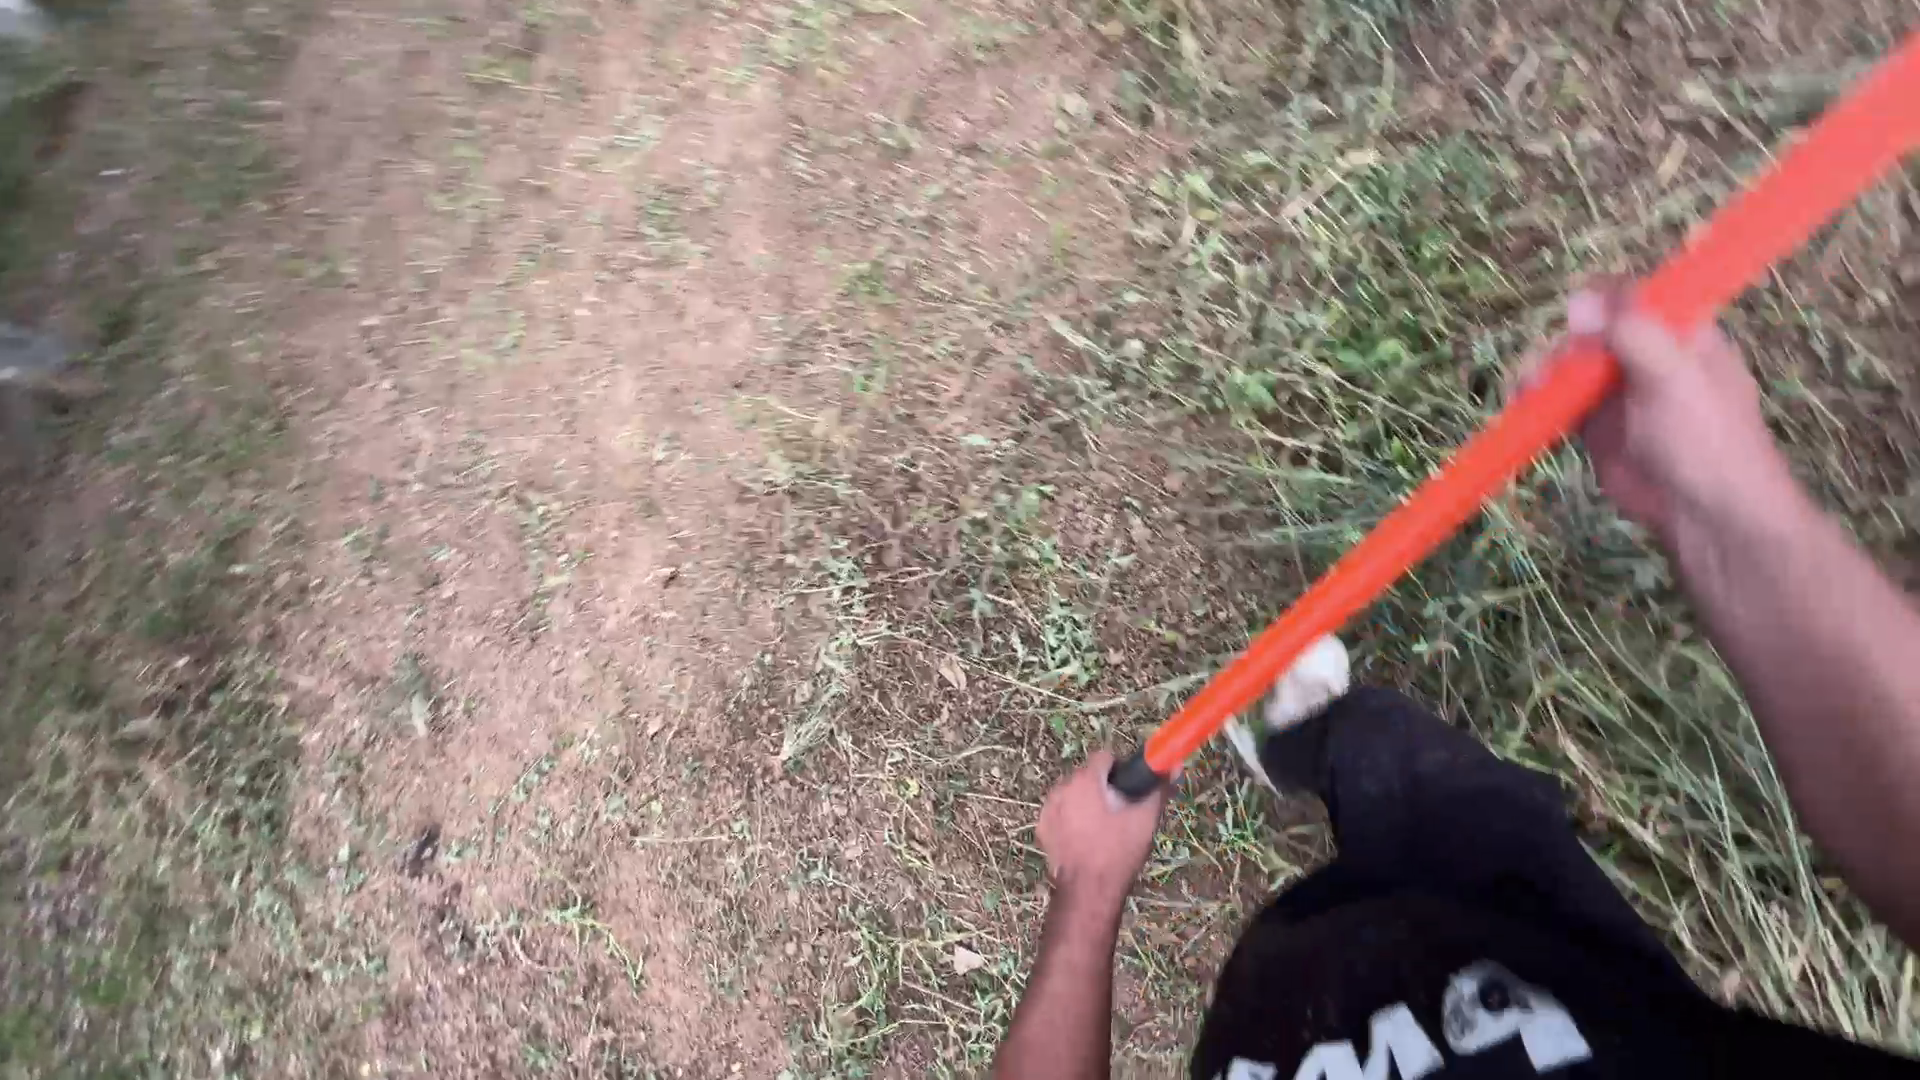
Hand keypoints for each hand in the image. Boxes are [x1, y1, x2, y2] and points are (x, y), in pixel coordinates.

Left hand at [1035, 752, 1169, 909]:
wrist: (1089, 889)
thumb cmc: (1118, 851)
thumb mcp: (1145, 820)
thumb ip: (1158, 789)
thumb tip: (1173, 766)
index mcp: (1086, 779)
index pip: (1104, 757)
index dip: (1120, 770)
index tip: (1128, 790)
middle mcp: (1063, 786)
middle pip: (1087, 776)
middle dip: (1102, 788)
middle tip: (1118, 813)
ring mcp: (1049, 807)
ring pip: (1073, 794)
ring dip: (1085, 803)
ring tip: (1102, 830)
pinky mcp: (1042, 826)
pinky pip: (1060, 813)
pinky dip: (1070, 819)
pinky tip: (1084, 840)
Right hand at [1527, 286, 1798, 542]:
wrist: (1698, 509)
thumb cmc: (1704, 439)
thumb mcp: (1672, 378)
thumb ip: (1631, 336)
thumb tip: (1577, 299)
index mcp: (1681, 335)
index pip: (1638, 298)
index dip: (1603, 299)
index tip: (1572, 311)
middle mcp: (1647, 358)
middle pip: (1591, 333)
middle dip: (1561, 346)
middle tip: (1545, 369)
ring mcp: (1617, 392)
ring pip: (1568, 367)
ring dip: (1541, 373)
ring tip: (1525, 390)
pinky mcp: (1592, 423)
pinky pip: (1557, 401)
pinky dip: (1535, 400)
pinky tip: (1520, 404)